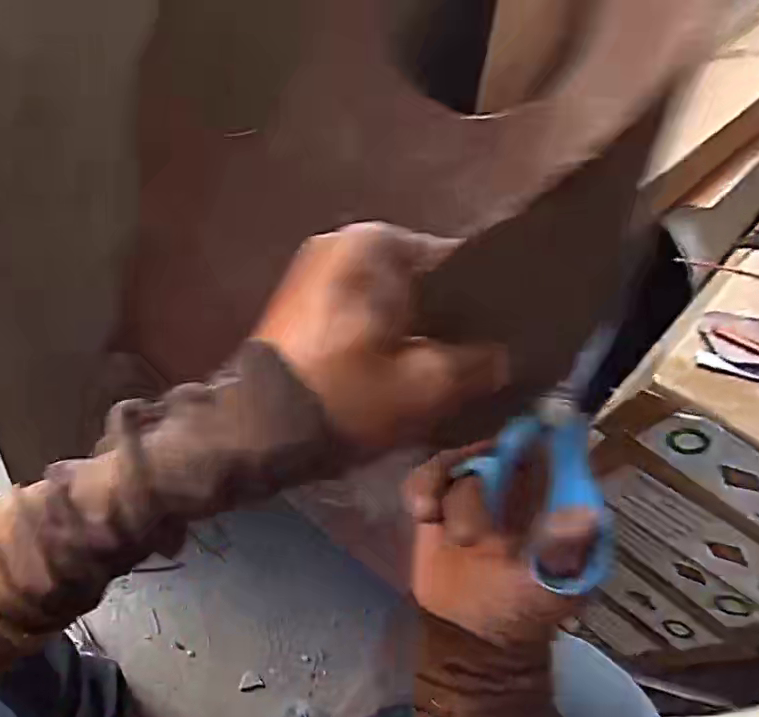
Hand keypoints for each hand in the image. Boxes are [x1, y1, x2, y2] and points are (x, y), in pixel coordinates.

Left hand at [253, 222, 507, 452]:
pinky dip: (376, 345)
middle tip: (471, 367)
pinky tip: (393, 376)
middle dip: (443, 326)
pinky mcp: (295, 313)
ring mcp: (311, 278)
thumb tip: (507, 354)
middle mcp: (340, 246)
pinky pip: (356, 322)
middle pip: (419, 288)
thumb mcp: (426, 385)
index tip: (505, 345)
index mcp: (375, 242)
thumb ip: (481, 362)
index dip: (487, 309)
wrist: (251, 433)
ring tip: (433, 377)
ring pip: (386, 308)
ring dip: (409, 339)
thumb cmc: (341, 399)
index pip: (459, 266)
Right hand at [404, 448, 602, 653]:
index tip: (516, 446)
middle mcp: (517, 484)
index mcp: (557, 496)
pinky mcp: (437, 502)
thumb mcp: (555, 585)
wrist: (470, 628)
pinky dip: (421, 487)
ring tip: (429, 518)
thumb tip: (585, 515)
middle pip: (494, 455)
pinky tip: (421, 513)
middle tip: (466, 538)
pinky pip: (427, 479)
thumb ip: (565, 550)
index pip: (551, 449)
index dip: (534, 440)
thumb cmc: (523, 606)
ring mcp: (474, 491)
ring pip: (456, 464)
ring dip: (440, 486)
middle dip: (475, 491)